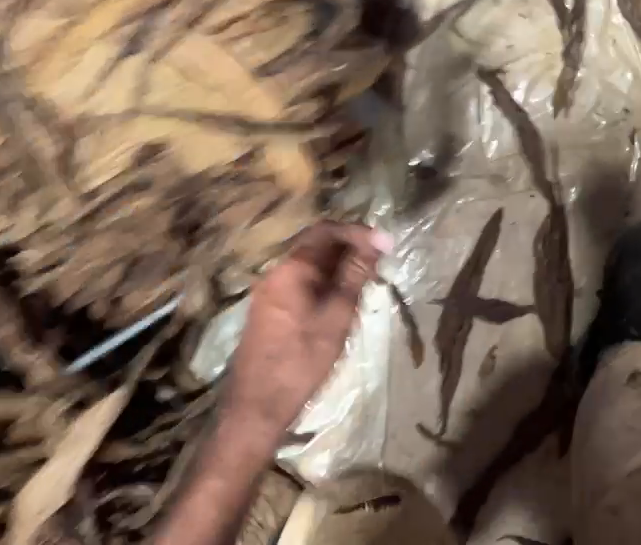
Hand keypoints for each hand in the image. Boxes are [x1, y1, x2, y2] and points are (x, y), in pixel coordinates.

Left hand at [220, 221, 390, 444]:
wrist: (255, 409)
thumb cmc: (301, 360)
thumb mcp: (337, 315)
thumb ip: (356, 273)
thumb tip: (378, 239)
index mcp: (291, 268)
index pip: (327, 230)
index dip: (358, 232)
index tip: (385, 245)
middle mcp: (275, 273)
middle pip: (316, 245)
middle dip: (350, 249)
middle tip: (377, 265)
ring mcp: (268, 292)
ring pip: (309, 266)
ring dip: (338, 268)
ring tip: (363, 285)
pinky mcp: (267, 310)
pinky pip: (300, 282)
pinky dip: (323, 283)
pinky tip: (339, 304)